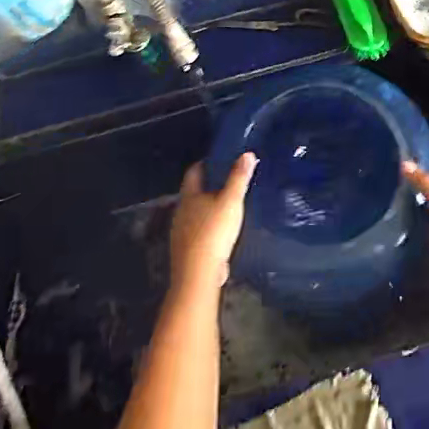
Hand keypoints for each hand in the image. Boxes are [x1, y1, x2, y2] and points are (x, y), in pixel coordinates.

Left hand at [170, 153, 255, 292]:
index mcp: (189, 196)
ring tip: (227, 207)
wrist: (198, 273)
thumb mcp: (231, 201)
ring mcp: (181, 232)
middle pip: (193, 193)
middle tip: (227, 182)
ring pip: (195, 213)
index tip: (218, 160)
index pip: (193, 172)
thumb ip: (239, 178)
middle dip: (208, 186)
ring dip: (208, 208)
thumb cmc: (214, 232)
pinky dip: (208, 227)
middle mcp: (181, 211)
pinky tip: (221, 232)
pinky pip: (198, 231)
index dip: (205, 164)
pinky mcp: (186, 250)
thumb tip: (247, 154)